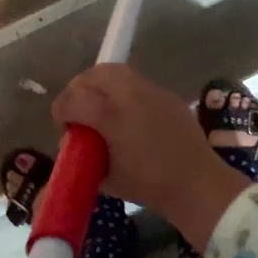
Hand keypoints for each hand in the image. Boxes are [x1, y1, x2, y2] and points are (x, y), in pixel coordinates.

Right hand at [51, 64, 250, 247]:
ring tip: (99, 106)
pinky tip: (126, 112)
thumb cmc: (149, 185)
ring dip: (100, 84)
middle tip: (78, 109)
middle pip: (94, 75)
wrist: (196, 183)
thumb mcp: (107, 178)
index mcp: (111, 117)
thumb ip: (83, 156)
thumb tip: (71, 143)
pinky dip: (123, 91)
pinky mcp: (167, 94)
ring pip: (116, 72)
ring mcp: (152, 91)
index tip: (62, 122)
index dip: (61, 109)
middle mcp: (130, 96)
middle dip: (79, 89)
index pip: (74, 99)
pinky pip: (137, 83)